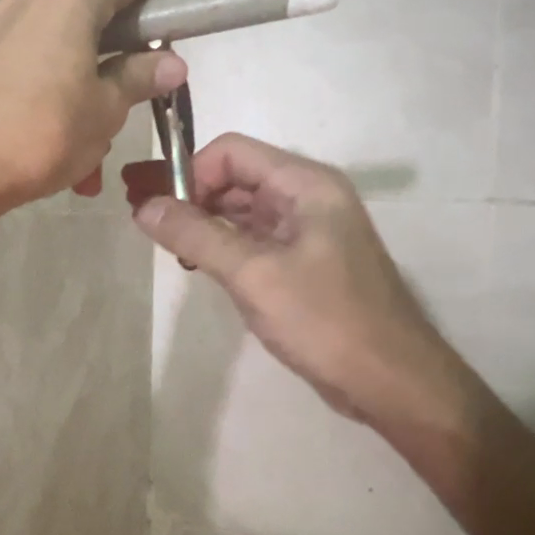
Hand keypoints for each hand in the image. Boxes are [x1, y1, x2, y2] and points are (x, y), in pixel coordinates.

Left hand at [0, 0, 188, 210]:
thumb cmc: (43, 134)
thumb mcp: (106, 110)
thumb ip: (141, 77)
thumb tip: (171, 63)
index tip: (179, 25)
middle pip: (93, 15)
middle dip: (119, 60)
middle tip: (135, 102)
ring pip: (61, 50)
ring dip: (83, 93)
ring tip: (92, 153)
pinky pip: (30, 66)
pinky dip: (50, 97)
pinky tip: (57, 146)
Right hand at [124, 134, 459, 427]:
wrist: (391, 382)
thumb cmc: (325, 320)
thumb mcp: (252, 275)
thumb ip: (195, 236)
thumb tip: (143, 208)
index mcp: (305, 185)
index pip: (231, 152)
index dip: (191, 175)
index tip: (161, 214)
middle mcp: (308, 198)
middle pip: (235, 176)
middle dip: (192, 198)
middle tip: (155, 233)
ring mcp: (307, 231)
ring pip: (241, 209)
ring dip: (204, 224)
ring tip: (173, 253)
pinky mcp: (303, 262)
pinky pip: (253, 238)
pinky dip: (222, 247)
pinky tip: (201, 269)